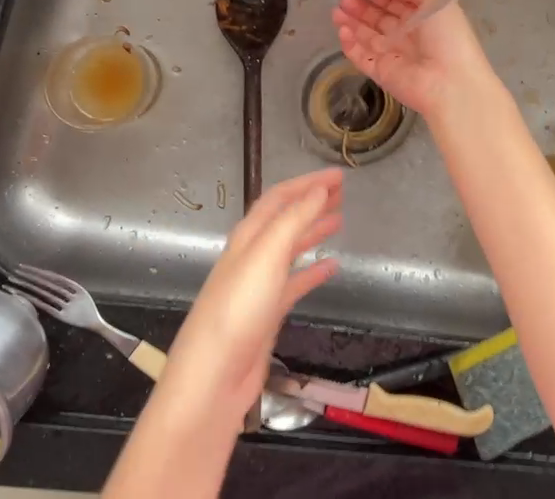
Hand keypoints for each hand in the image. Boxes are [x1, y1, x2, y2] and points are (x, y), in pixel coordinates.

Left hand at [157, 169, 343, 417]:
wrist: (212, 379)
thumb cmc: (237, 311)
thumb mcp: (266, 256)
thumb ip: (293, 220)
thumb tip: (318, 190)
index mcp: (247, 238)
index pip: (279, 198)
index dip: (308, 183)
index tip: (338, 176)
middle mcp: (251, 256)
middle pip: (284, 220)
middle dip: (311, 202)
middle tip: (342, 193)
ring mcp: (258, 286)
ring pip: (290, 248)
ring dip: (313, 231)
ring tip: (340, 220)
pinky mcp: (267, 314)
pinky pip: (295, 283)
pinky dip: (314, 271)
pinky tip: (332, 267)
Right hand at [332, 0, 499, 117]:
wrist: (449, 82)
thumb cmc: (447, 36)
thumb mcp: (436, 0)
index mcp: (425, 19)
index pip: (399, 3)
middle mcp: (409, 36)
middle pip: (381, 19)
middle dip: (363, 7)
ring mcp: (394, 55)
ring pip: (368, 36)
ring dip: (352, 22)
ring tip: (337, 11)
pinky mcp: (381, 73)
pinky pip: (362, 57)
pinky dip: (350, 45)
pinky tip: (342, 30)